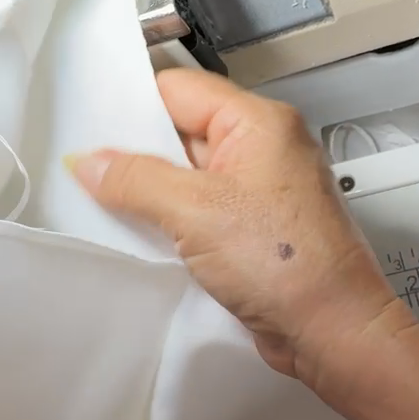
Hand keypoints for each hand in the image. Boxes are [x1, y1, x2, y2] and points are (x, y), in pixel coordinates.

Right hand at [68, 67, 412, 387]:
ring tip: (103, 207)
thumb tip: (89, 162)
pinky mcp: (258, 231)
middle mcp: (265, 150)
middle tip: (85, 173)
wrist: (332, 328)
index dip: (132, 105)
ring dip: (154, 195)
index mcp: (260, 123)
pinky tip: (141, 236)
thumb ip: (136, 179)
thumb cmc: (285, 263)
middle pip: (184, 133)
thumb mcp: (195, 210)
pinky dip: (175, 223)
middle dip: (138, 155)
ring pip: (192, 178)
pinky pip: (205, 213)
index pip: (181, 91)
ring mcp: (263, 193)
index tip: (86, 127)